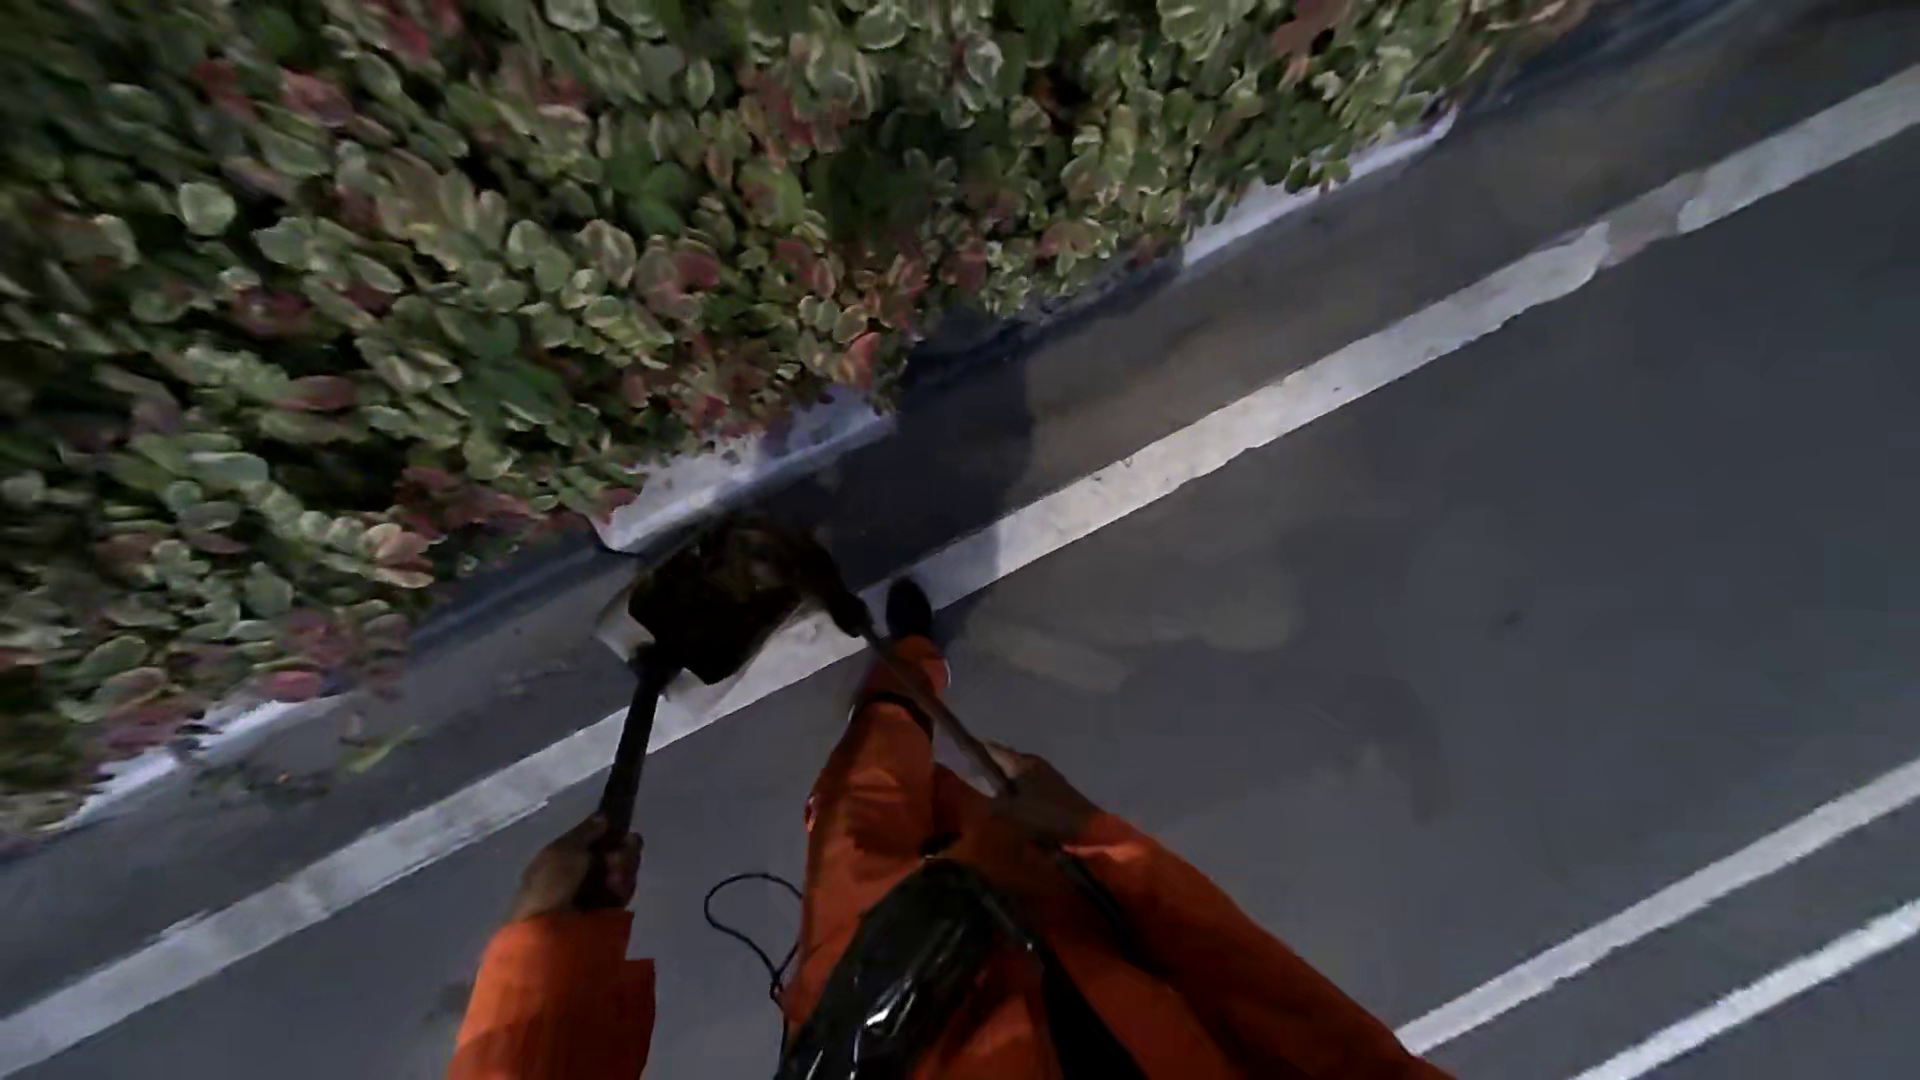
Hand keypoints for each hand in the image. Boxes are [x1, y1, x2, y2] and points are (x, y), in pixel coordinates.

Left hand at [508, 815, 641, 920]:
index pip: (592, 838)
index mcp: (560, 860)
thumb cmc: (551, 886)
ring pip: (624, 865)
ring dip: (624, 866)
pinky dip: (624, 883)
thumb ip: (585, 830)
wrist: (554, 933)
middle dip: (621, 849)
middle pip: (614, 849)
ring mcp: (596, 892)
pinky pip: (627, 885)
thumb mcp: (562, 849)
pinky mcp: (611, 908)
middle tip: (617, 855)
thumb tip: (603, 817)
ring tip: (614, 876)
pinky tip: (616, 887)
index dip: (606, 831)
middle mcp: (579, 874)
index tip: (615, 826)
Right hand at [987, 743, 1101, 845]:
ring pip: (1020, 770)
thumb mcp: (1013, 814)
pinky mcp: (1057, 784)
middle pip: (1007, 759)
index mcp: (1020, 763)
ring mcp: (1047, 772)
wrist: (1086, 827)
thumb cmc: (1045, 816)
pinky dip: (1021, 786)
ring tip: (997, 791)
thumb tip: (982, 803)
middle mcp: (1033, 762)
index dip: (980, 750)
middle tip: (979, 775)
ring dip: (1008, 778)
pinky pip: (1031, 780)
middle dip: (994, 765)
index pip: (994, 750)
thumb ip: (994, 806)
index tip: (966, 752)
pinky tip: (1019, 801)